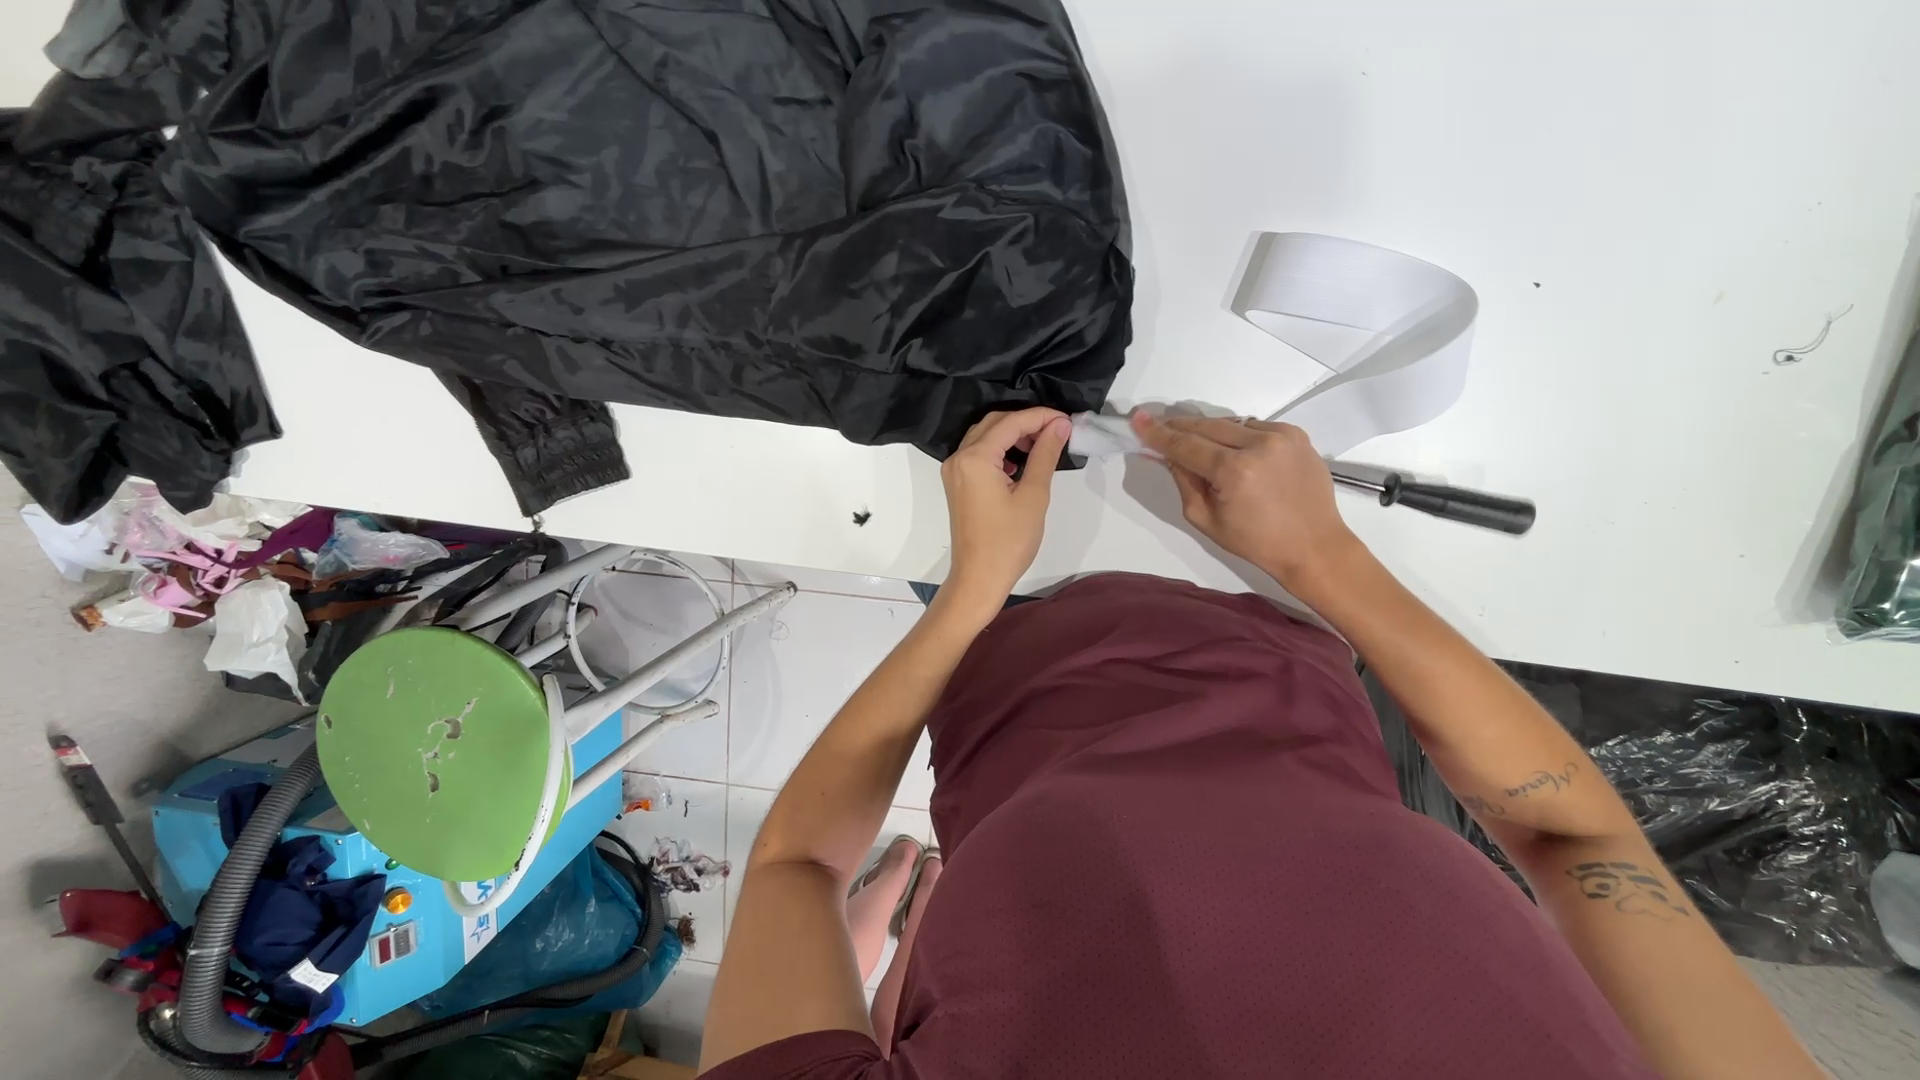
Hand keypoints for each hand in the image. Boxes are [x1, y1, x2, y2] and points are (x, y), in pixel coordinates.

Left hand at [939, 408, 1071, 617]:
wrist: (979, 577)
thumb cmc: (1008, 542)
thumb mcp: (1034, 495)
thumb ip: (1045, 454)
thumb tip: (1060, 426)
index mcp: (974, 458)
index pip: (1011, 422)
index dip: (1041, 416)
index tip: (1068, 420)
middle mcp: (958, 458)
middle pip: (995, 423)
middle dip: (1027, 422)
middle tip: (1057, 430)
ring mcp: (954, 471)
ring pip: (985, 436)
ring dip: (1013, 434)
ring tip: (1043, 444)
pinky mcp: (958, 483)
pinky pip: (978, 453)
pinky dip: (1000, 449)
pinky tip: (1021, 462)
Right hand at [1129, 410, 1359, 586]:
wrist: (1313, 546)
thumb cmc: (1256, 542)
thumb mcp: (1206, 519)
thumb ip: (1183, 481)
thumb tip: (1167, 454)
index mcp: (1234, 471)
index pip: (1186, 445)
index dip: (1158, 433)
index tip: (1137, 420)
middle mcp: (1258, 445)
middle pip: (1207, 426)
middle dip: (1180, 426)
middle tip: (1158, 425)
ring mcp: (1281, 436)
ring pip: (1231, 423)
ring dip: (1211, 432)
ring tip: (1200, 446)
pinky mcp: (1296, 434)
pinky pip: (1255, 427)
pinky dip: (1240, 436)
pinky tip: (1237, 453)